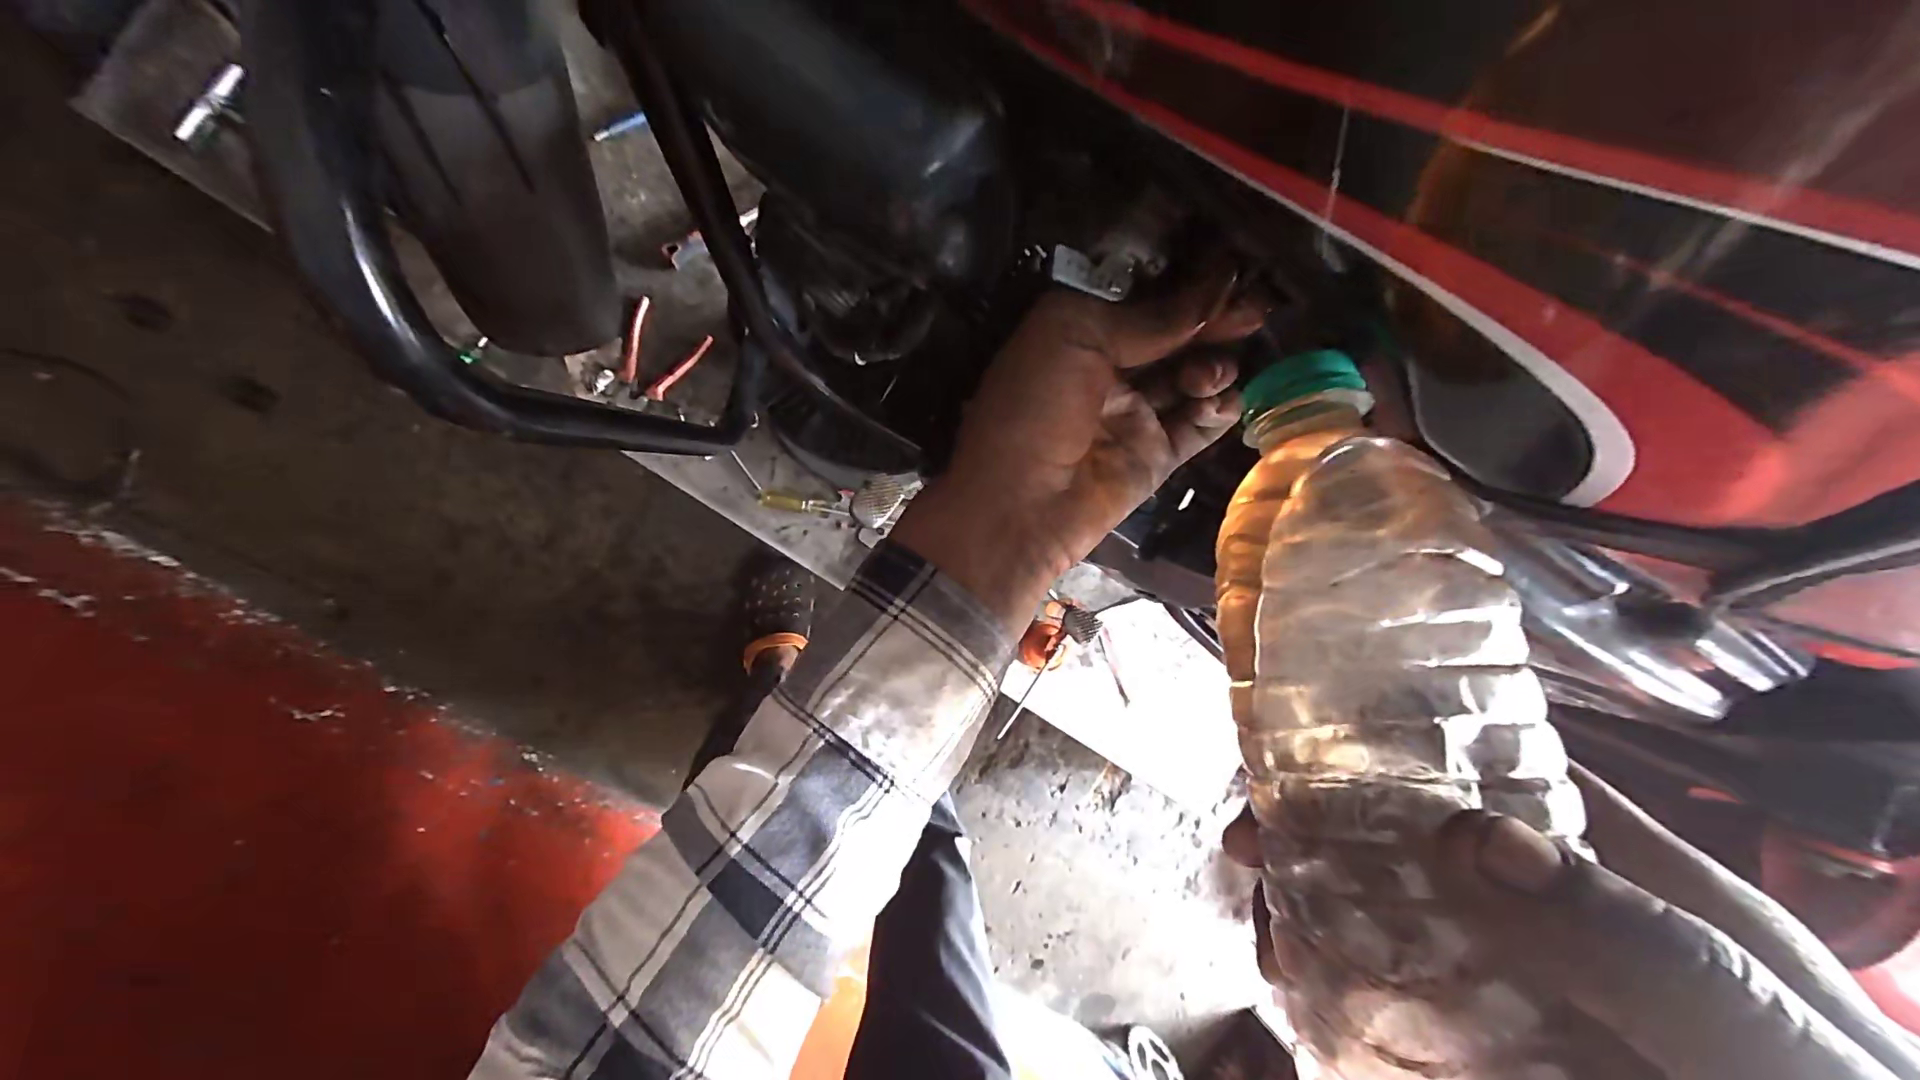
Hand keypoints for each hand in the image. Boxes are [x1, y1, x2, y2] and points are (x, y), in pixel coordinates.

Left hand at [891, 271, 1266, 632]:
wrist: (1018, 505)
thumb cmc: (1031, 409)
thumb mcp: (1072, 339)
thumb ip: (1145, 318)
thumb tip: (1213, 291)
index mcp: (1079, 336)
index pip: (1146, 302)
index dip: (1186, 288)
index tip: (1230, 273)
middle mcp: (1110, 372)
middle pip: (1176, 337)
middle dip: (1213, 322)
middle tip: (1252, 310)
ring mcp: (1136, 415)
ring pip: (1194, 377)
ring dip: (1213, 366)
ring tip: (1205, 373)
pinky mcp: (1157, 456)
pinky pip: (1201, 425)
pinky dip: (1218, 408)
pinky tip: (1214, 400)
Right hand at [1223, 771, 1919, 1078]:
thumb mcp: (1762, 1043)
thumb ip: (1642, 945)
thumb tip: (1477, 836)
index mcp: (1629, 876)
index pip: (1494, 771)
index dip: (1395, 746)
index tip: (1303, 752)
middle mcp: (1562, 919)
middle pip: (1417, 843)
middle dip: (1324, 833)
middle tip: (1252, 845)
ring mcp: (1526, 991)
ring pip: (1396, 916)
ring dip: (1318, 908)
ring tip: (1265, 927)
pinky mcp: (1490, 1048)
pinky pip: (1400, 1000)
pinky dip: (1342, 985)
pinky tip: (1301, 990)